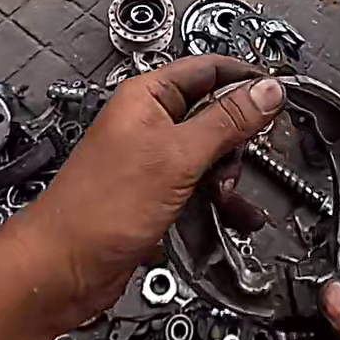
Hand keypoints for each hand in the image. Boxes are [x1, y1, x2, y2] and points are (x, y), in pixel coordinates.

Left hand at [20, 56, 282, 325]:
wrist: (62, 271)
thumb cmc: (98, 208)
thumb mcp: (177, 156)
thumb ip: (227, 121)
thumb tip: (266, 91)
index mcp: (148, 96)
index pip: (208, 68)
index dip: (244, 76)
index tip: (277, 90)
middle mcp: (151, 121)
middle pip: (213, 110)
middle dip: (234, 136)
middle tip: (242, 155)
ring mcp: (154, 157)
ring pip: (210, 150)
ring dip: (227, 172)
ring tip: (225, 193)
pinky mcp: (157, 190)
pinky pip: (199, 182)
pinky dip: (217, 196)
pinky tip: (231, 213)